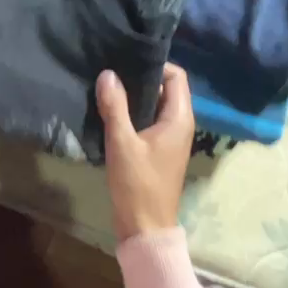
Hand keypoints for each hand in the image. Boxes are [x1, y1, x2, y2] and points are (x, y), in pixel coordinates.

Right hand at [97, 64, 193, 240]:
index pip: (176, 76)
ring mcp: (169, 139)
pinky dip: (132, 116)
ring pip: (154, 107)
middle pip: (165, 89)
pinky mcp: (157, 152)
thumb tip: (108, 74)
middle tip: (111, 71)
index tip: (126, 60)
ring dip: (134, 98)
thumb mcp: (122, 143)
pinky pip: (147, 123)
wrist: (145, 227)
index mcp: (179, 118)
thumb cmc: (138, 185)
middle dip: (140, 79)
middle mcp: (179, 125)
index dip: (155, 64)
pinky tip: (110, 114)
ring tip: (107, 89)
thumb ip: (115, 107)